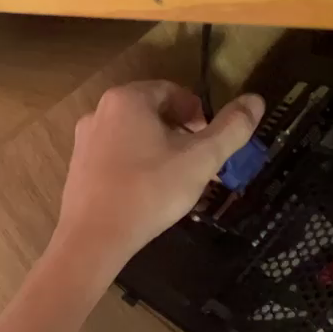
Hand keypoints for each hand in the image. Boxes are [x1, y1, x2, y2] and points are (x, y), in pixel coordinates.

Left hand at [54, 80, 263, 268]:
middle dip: (178, 134)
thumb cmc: (149, 192)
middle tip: (196, 163)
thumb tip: (256, 100)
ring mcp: (83, 142)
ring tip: (174, 181)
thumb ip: (231, 129)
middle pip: (151, 114)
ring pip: (131, 138)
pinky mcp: (76, 170)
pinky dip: (134, 168)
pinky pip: (113, 159)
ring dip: (157, 152)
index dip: (197, 114)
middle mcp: (99, 112)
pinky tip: (145, 194)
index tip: (210, 141)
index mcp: (127, 99)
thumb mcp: (200, 160)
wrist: (92, 239)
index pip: (173, 92)